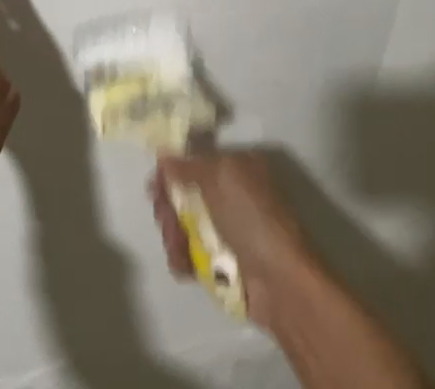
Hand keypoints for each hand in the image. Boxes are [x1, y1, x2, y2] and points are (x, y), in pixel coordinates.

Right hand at [151, 150, 316, 331]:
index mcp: (238, 169)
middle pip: (185, 194)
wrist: (280, 282)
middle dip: (168, 207)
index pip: (195, 163)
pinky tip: (183, 266)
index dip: (171, 173)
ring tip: (177, 247)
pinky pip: (191, 253)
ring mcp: (227, 230)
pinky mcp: (222, 261)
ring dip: (172, 235)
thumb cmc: (252, 220)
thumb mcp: (220, 178)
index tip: (154, 186)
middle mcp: (232, 196)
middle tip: (166, 219)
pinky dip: (182, 258)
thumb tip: (163, 153)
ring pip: (183, 225)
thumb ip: (188, 165)